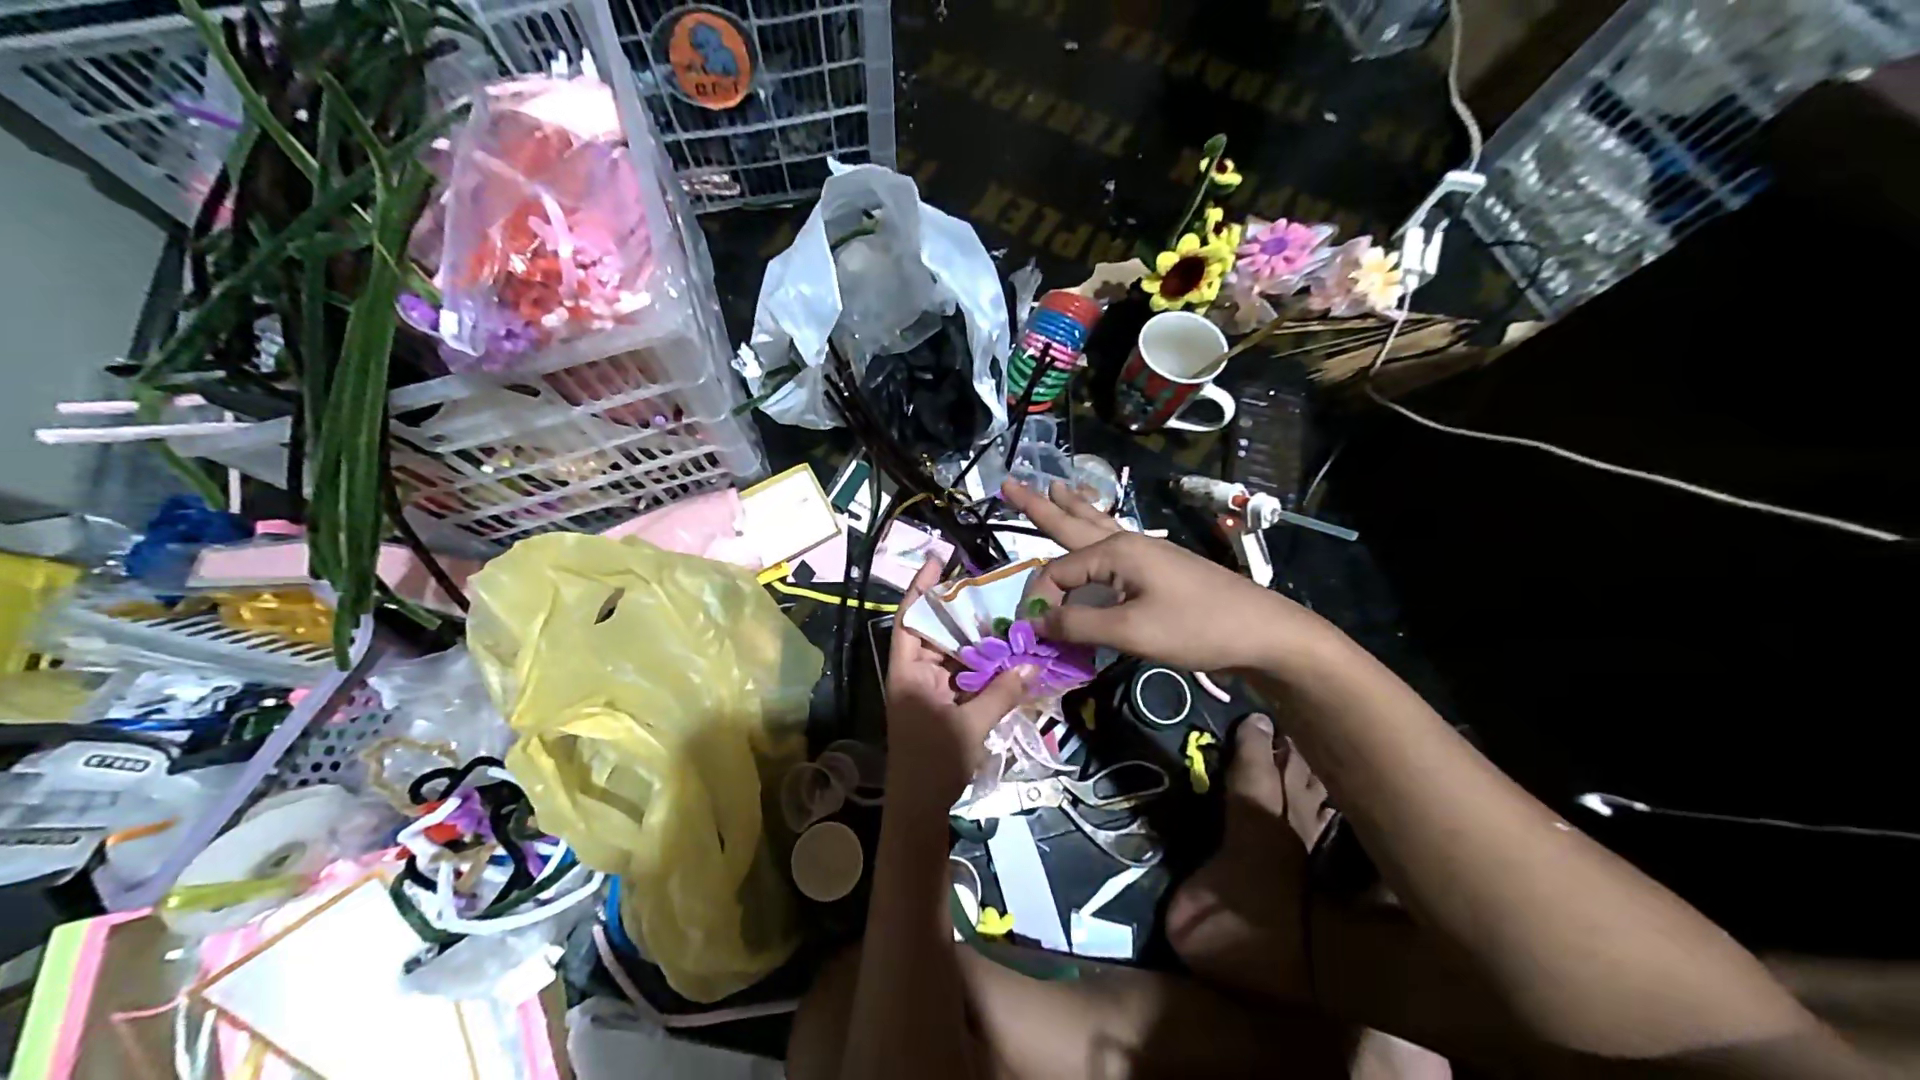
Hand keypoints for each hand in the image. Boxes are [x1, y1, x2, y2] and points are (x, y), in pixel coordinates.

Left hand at [886, 557, 1034, 803]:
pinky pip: (963, 675)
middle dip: (959, 611)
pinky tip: (1007, 653)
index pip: (910, 619)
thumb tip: (1032, 663)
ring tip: (1006, 614)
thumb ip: (1000, 693)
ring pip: (953, 653)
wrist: (919, 808)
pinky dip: (982, 664)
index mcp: (908, 672)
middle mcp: (916, 674)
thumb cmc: (933, 763)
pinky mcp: (945, 705)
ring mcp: (930, 689)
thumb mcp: (969, 727)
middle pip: (935, 631)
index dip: (921, 588)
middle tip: (991, 588)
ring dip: (975, 638)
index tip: (938, 560)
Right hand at [1001, 479, 1338, 674]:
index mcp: (1116, 552)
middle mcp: (1127, 541)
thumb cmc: (1197, 628)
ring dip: (1071, 507)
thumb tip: (1036, 621)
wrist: (1263, 631)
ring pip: (1097, 523)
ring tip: (1052, 487)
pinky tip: (1099, 524)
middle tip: (1009, 484)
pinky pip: (1115, 538)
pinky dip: (1097, 526)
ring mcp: (1146, 550)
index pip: (1057, 573)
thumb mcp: (1132, 631)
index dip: (1041, 601)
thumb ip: (1079, 625)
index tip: (1036, 633)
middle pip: (1073, 520)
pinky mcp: (1159, 566)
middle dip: (1039, 505)